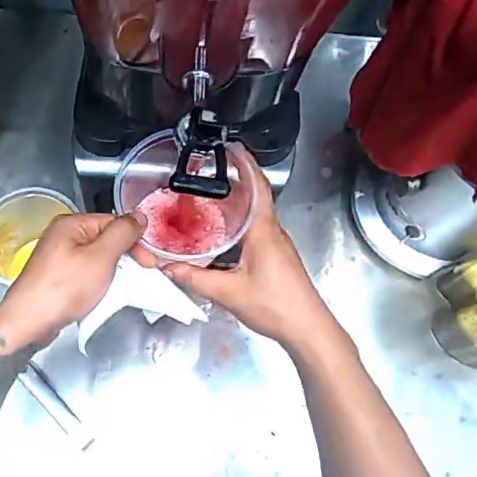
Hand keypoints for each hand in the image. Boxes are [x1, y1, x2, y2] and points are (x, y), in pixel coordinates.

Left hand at [0, 212, 143, 340]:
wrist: (28, 321)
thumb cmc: (63, 289)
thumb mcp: (100, 257)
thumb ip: (122, 233)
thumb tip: (138, 216)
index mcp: (71, 223)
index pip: (114, 221)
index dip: (135, 239)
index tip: (149, 260)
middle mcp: (62, 234)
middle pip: (105, 236)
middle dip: (126, 253)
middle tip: (142, 272)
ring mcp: (58, 255)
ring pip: (96, 254)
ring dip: (113, 267)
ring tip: (123, 282)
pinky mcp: (57, 274)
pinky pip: (85, 269)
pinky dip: (98, 278)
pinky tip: (104, 290)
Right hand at [158, 149, 339, 350]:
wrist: (308, 328)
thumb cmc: (277, 306)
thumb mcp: (229, 293)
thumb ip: (196, 279)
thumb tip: (169, 268)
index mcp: (264, 231)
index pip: (257, 187)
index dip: (246, 165)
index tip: (233, 148)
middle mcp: (273, 232)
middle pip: (256, 197)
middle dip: (237, 180)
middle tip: (213, 171)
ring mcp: (277, 245)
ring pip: (256, 215)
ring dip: (238, 203)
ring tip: (213, 198)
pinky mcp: (277, 258)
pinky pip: (257, 230)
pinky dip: (240, 223)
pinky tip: (225, 234)